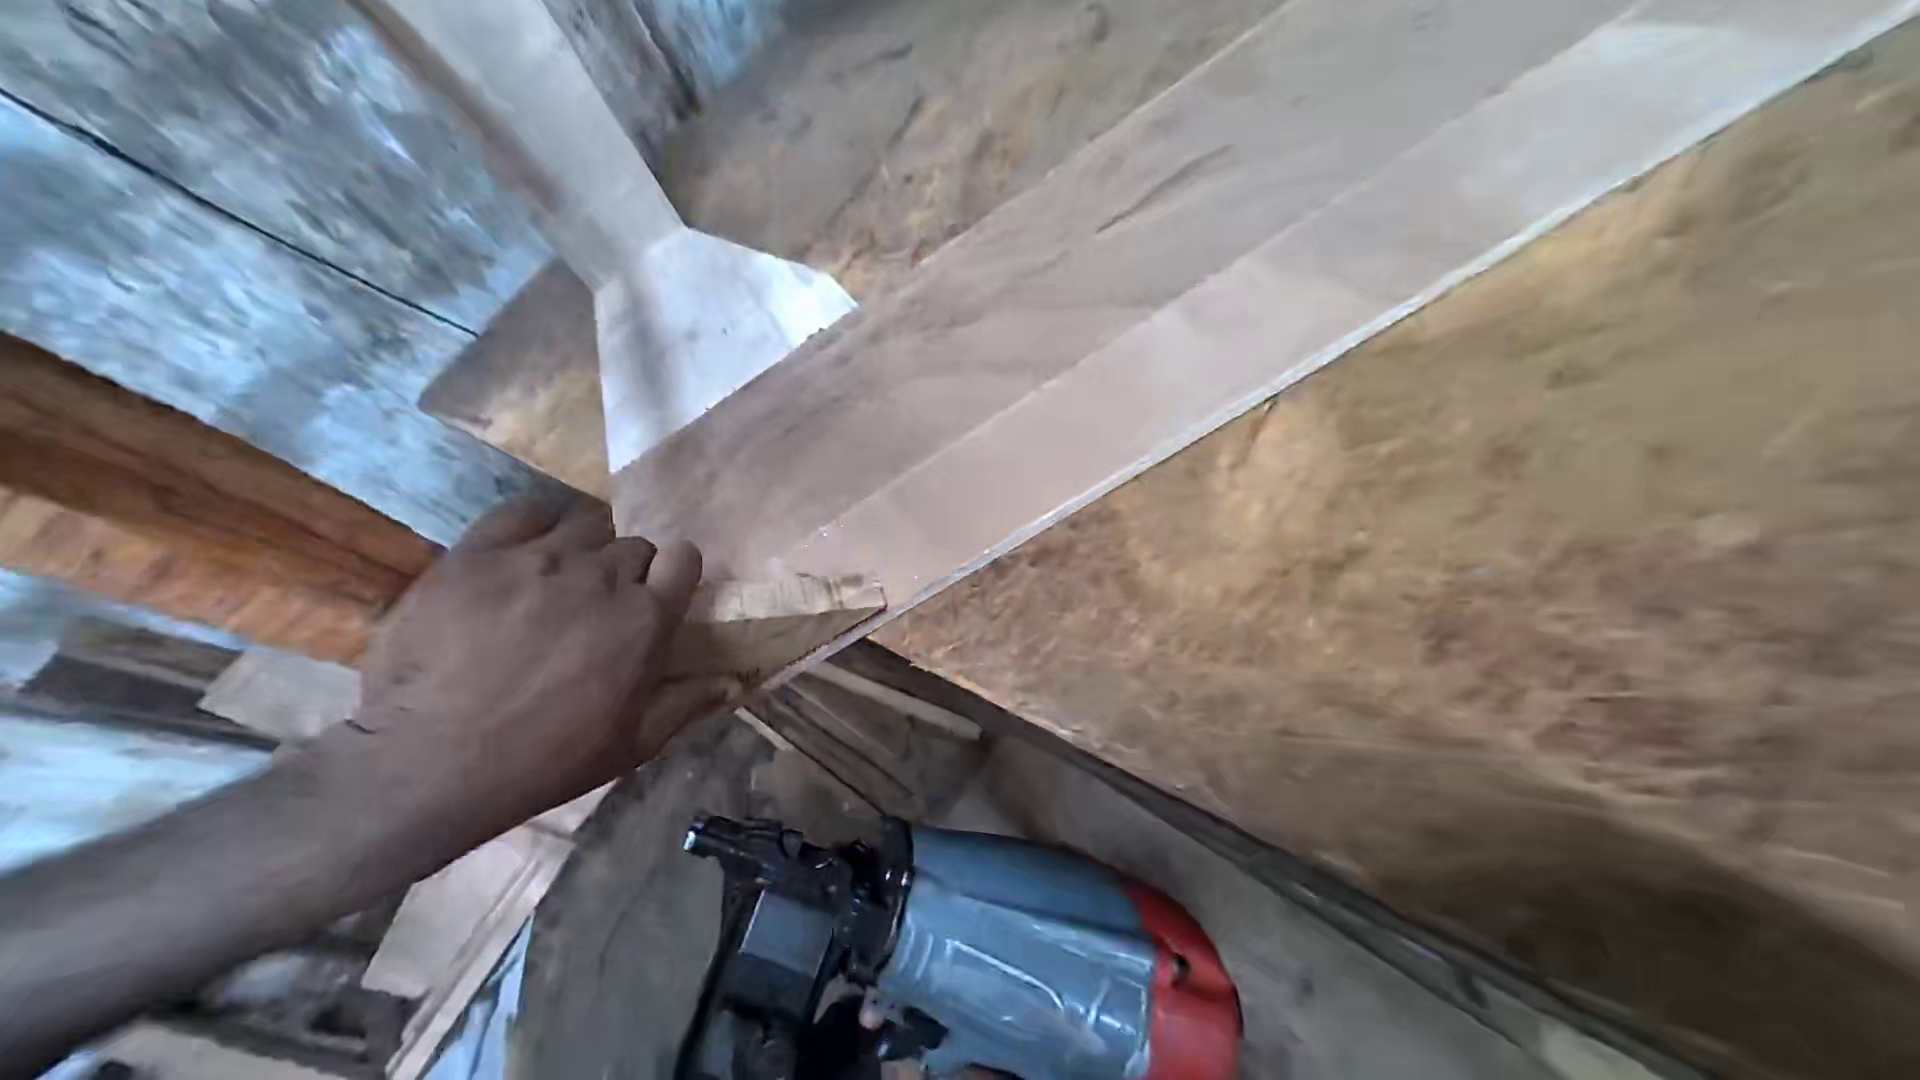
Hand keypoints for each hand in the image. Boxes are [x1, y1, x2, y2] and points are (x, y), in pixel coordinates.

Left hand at [342, 494, 733, 838]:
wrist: (430, 763)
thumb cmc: (547, 759)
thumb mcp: (634, 744)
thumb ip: (688, 702)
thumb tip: (734, 679)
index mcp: (646, 619)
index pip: (683, 557)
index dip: (675, 570)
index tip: (660, 590)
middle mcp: (603, 577)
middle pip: (633, 545)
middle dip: (627, 570)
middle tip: (601, 602)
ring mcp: (539, 559)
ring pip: (586, 525)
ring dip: (585, 548)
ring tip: (561, 577)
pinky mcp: (479, 553)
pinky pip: (524, 511)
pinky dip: (536, 523)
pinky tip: (527, 550)